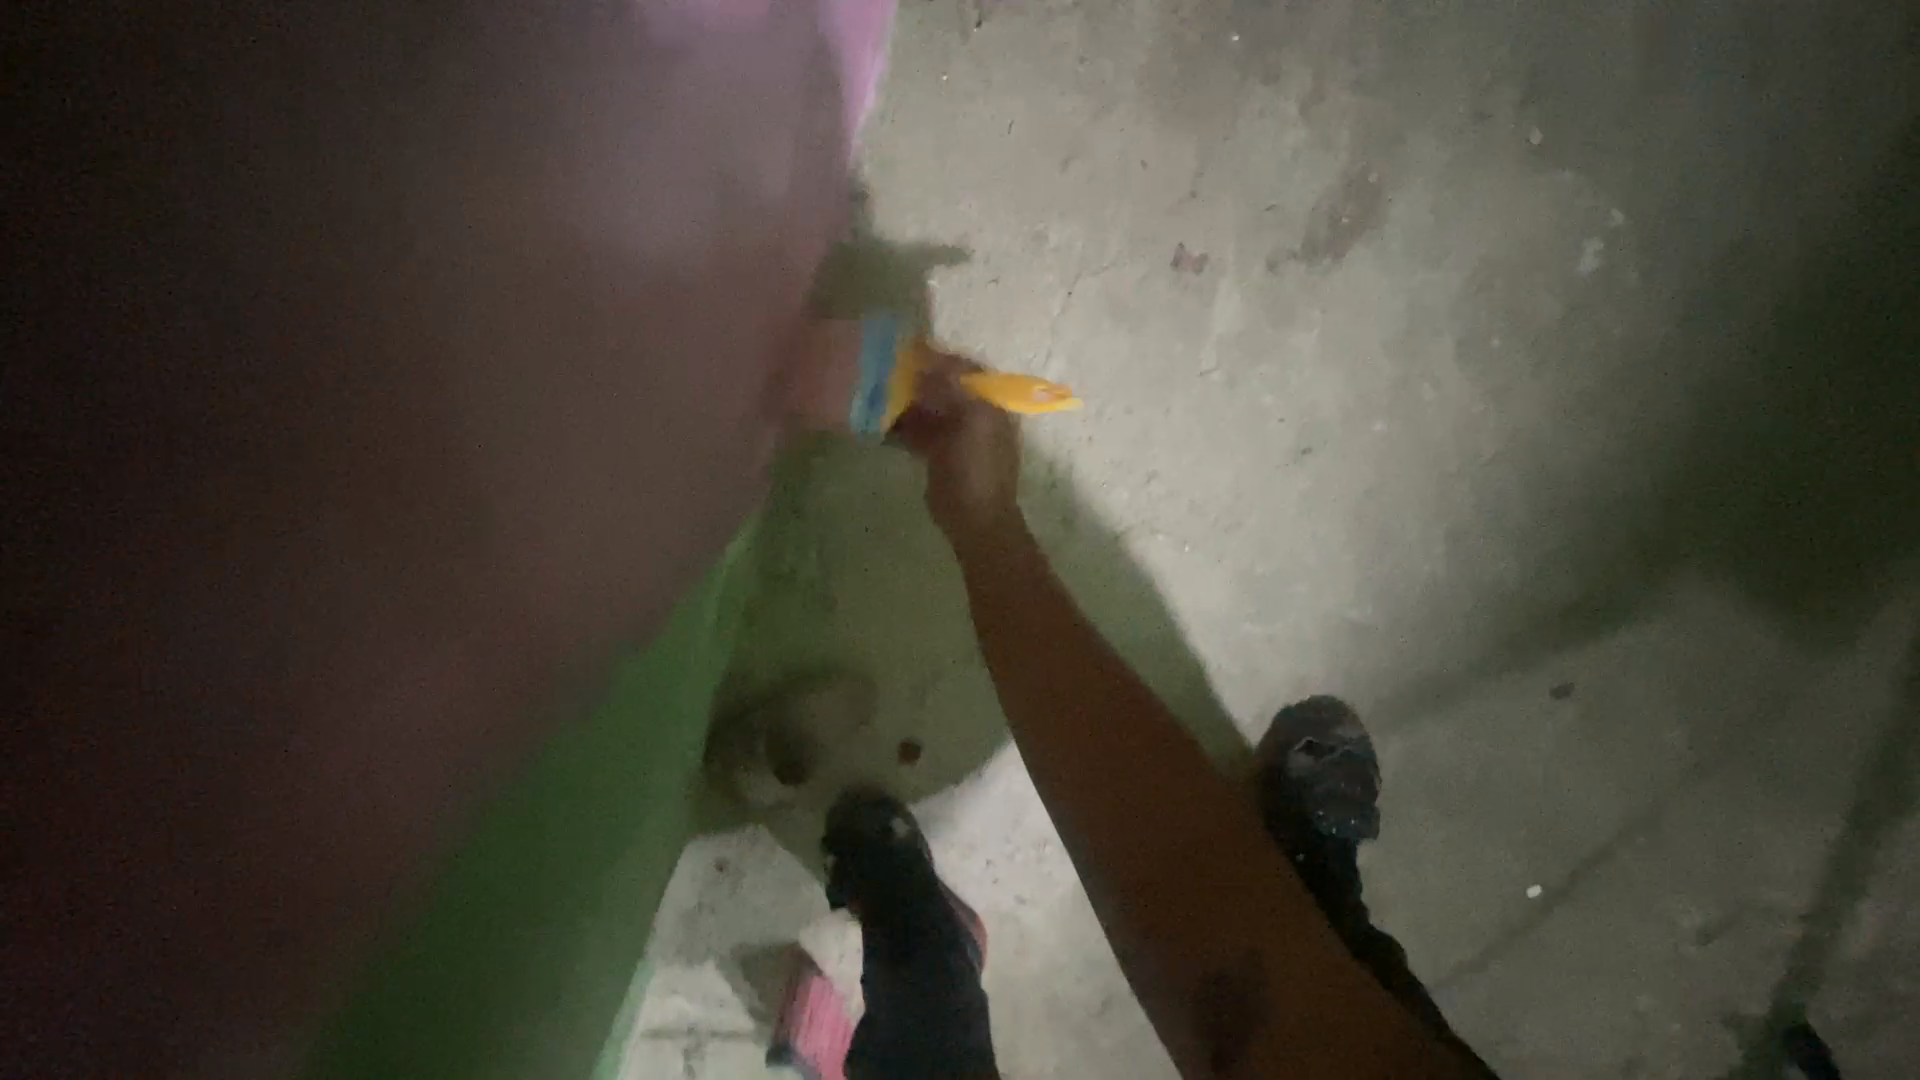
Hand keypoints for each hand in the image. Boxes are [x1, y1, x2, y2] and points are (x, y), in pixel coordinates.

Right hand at [888, 348, 1024, 546]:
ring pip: (927, 409)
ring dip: (904, 401)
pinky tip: (878, 423)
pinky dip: (898, 427)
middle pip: (944, 387)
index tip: (910, 350)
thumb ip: (956, 389)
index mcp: (990, 405)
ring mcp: (955, 437)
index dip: (941, 358)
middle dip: (917, 379)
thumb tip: (933, 360)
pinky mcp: (937, 456)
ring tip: (877, 392)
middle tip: (887, 369)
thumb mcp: (973, 422)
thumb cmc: (978, 470)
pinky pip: (916, 433)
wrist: (975, 519)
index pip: (966, 370)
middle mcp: (974, 416)